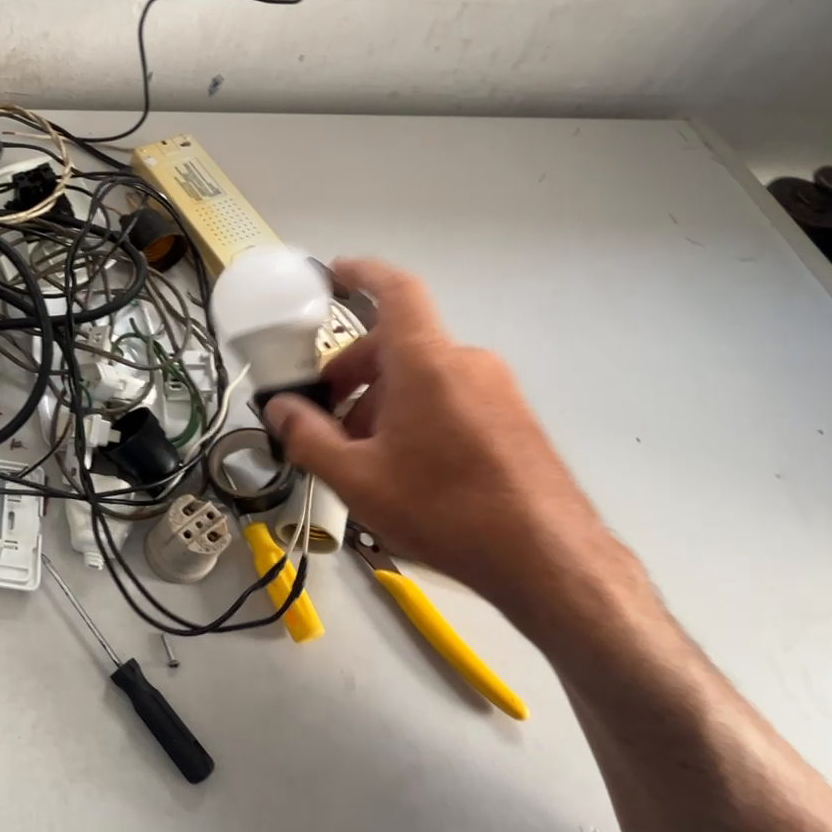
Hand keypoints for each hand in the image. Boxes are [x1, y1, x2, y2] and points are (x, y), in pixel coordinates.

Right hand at [264, 259, 633, 620]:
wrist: (549, 560)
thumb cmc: (443, 509)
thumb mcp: (356, 478)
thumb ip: (307, 436)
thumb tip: (281, 408)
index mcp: (427, 363)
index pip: (396, 292)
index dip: (363, 273)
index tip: (335, 272)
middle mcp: (466, 363)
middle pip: (398, 345)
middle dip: (352, 373)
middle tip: (324, 416)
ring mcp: (497, 391)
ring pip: (422, 377)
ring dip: (381, 401)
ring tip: (360, 456)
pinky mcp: (514, 420)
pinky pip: (450, 398)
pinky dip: (415, 414)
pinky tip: (402, 467)